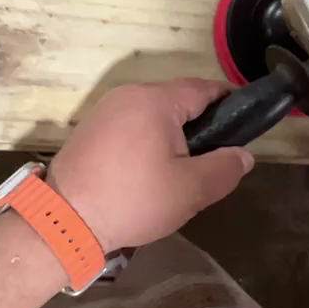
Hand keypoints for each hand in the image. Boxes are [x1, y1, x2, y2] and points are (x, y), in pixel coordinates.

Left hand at [47, 80, 254, 250]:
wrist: (64, 219)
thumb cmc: (132, 200)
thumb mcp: (190, 190)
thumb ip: (224, 168)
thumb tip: (243, 154)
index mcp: (153, 100)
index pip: (202, 88)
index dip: (228, 104)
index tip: (244, 126)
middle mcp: (127, 95)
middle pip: (175, 101)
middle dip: (198, 126)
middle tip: (211, 161)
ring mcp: (104, 111)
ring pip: (151, 116)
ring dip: (170, 137)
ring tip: (180, 172)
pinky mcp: (89, 129)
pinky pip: (129, 127)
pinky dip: (145, 142)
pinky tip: (147, 173)